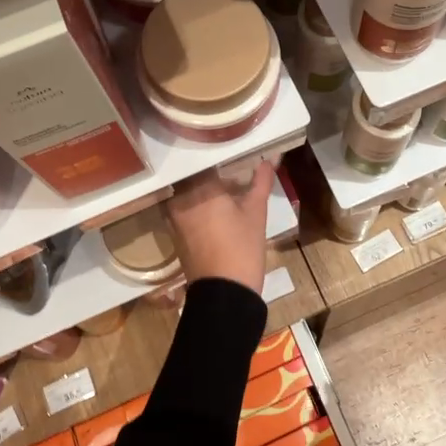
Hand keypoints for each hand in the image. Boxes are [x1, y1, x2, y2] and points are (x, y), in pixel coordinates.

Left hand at [161, 159, 275, 293]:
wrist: (223, 294)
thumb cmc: (242, 248)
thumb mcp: (256, 212)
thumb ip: (261, 182)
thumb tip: (271, 159)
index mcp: (201, 187)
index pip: (204, 159)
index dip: (217, 154)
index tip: (230, 151)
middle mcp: (181, 197)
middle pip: (193, 175)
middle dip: (209, 171)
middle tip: (228, 170)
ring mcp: (174, 216)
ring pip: (186, 192)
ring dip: (201, 188)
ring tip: (223, 189)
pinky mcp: (174, 233)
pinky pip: (183, 209)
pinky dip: (195, 205)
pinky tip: (213, 209)